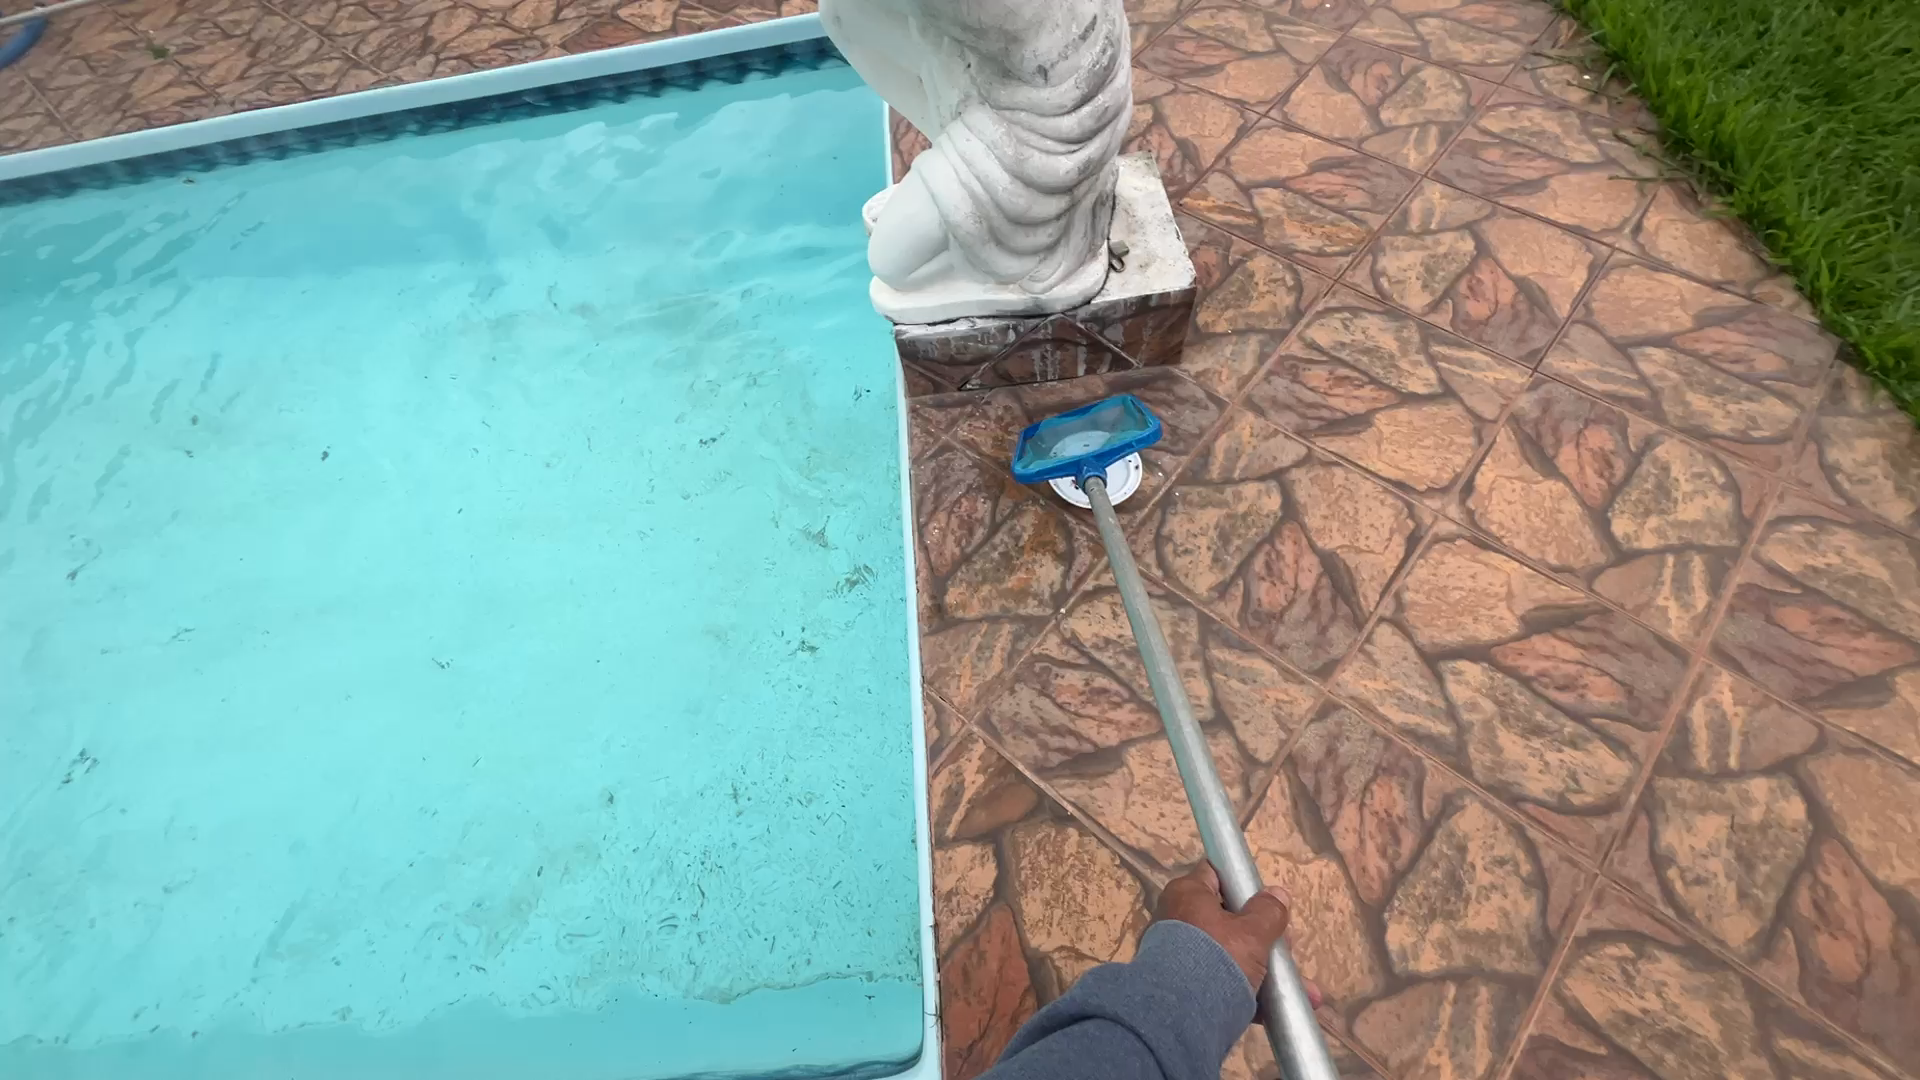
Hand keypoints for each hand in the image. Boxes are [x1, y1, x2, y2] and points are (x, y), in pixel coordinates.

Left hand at [1154, 862, 1323, 1007]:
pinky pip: (1223, 981)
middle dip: (1264, 937)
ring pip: (1231, 954)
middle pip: (1229, 919)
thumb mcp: (1251, 933)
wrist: (1182, 1015)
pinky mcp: (1186, 984)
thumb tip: (1278, 892)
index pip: (1214, 875)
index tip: (1266, 902)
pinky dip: (1250, 993)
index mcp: (1188, 894)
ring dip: (1267, 971)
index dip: (1241, 885)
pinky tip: (1278, 1012)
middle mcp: (1179, 917)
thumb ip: (1267, 912)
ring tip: (1303, 990)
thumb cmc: (1217, 958)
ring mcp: (1181, 952)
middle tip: (1288, 950)